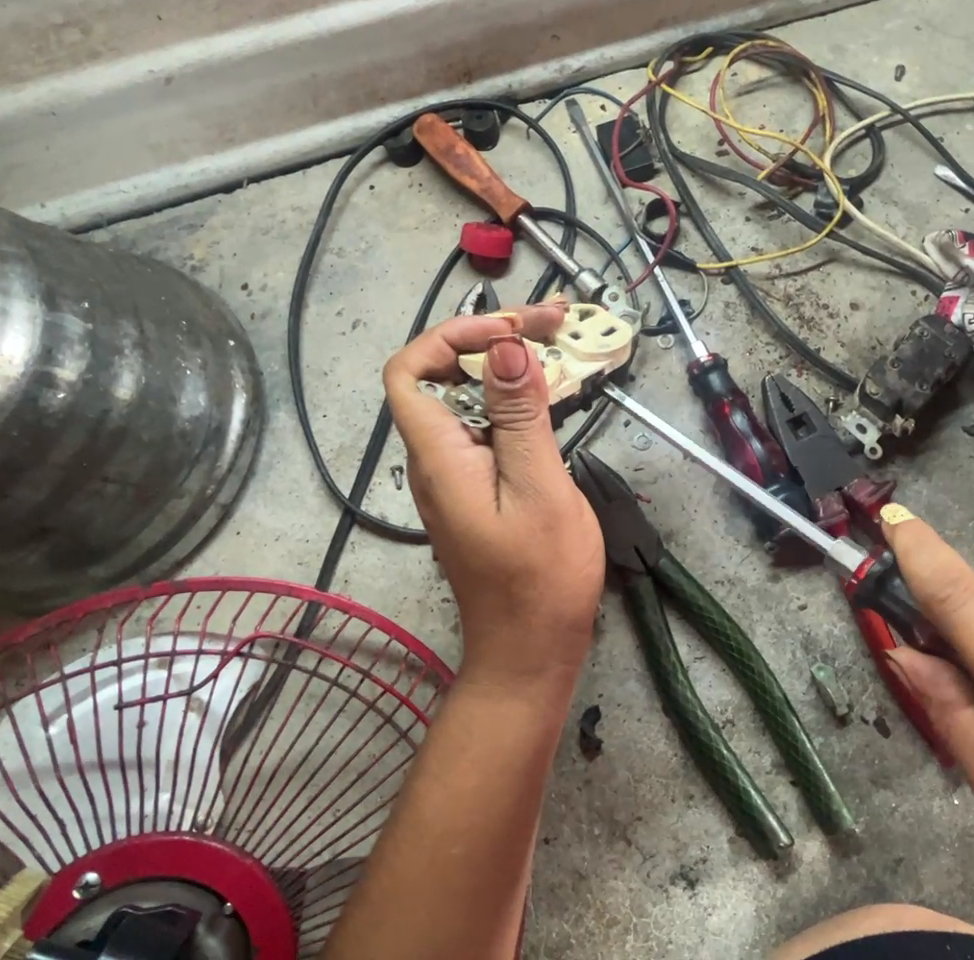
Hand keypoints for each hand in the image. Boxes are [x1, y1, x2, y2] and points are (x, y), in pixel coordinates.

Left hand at [383, 305, 604, 690]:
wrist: (532, 649)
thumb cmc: (539, 576)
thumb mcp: (538, 489)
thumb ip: (519, 417)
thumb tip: (505, 347)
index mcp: (439, 456)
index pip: (410, 371)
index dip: (451, 337)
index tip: (511, 331)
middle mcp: (438, 459)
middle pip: (445, 378)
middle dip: (494, 340)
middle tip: (555, 322)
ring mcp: (459, 475)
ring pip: (472, 400)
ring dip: (511, 366)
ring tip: (563, 340)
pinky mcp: (482, 488)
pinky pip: (491, 428)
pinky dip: (520, 400)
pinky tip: (557, 392)